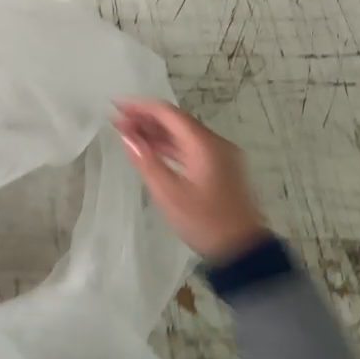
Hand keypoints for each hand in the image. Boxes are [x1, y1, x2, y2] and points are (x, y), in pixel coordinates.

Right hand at [112, 98, 269, 263]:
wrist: (243, 252)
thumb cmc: (204, 222)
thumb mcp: (169, 193)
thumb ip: (145, 160)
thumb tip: (126, 135)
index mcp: (204, 144)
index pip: (168, 113)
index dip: (140, 106)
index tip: (116, 106)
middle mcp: (215, 143)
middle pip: (176, 120)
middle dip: (146, 118)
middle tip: (117, 120)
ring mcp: (220, 155)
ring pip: (183, 134)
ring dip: (156, 131)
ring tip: (128, 132)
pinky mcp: (221, 168)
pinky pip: (190, 147)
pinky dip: (169, 145)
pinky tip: (151, 148)